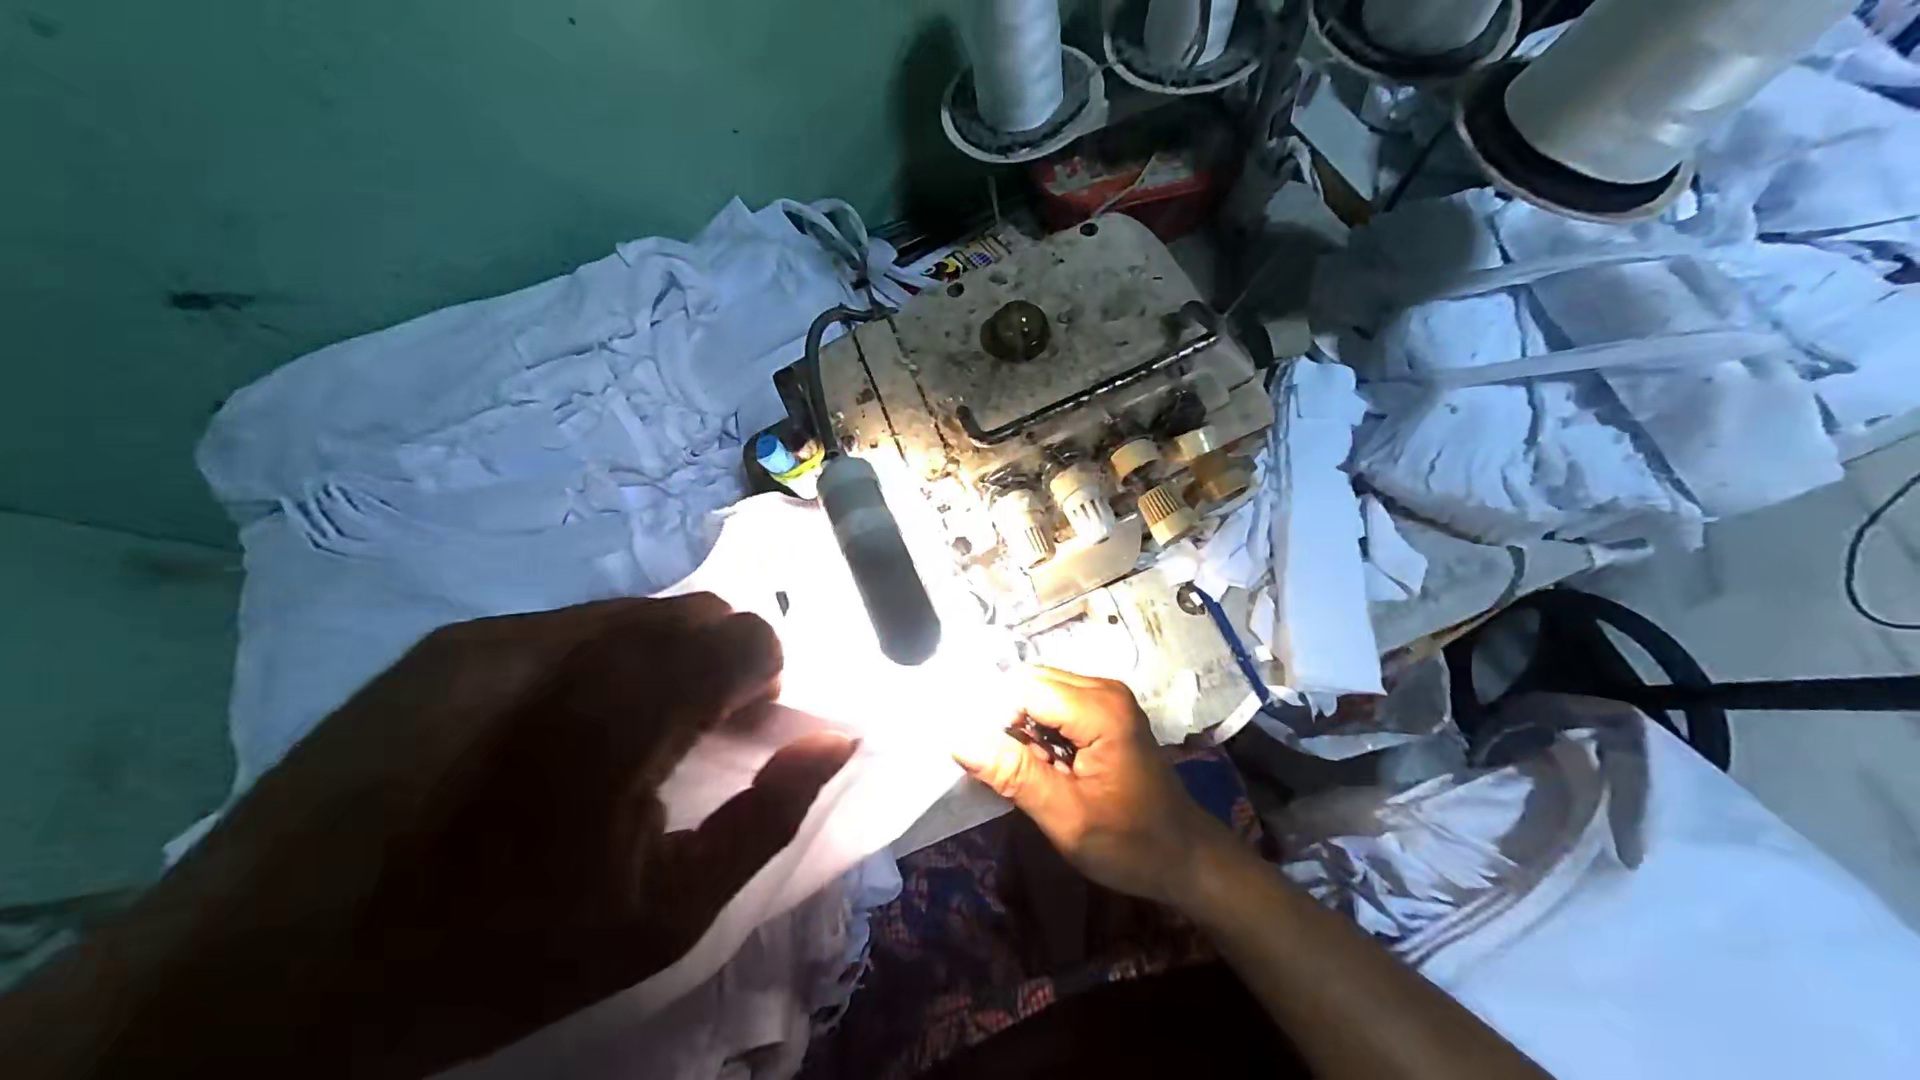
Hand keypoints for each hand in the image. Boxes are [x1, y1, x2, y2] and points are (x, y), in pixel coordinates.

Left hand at [7, 596, 853, 1078]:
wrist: (252, 981)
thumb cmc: (491, 955)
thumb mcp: (663, 916)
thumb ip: (769, 815)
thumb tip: (838, 735)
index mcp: (624, 711)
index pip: (744, 635)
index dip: (762, 677)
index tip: (741, 732)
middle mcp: (566, 645)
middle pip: (695, 611)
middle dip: (718, 662)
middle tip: (688, 737)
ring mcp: (497, 634)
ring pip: (633, 611)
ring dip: (657, 658)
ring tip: (617, 734)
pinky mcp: (447, 642)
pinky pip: (566, 625)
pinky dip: (594, 659)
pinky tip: (547, 729)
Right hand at [952, 666, 1235, 907]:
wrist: (1185, 857)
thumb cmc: (1131, 843)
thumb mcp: (1067, 818)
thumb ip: (1015, 776)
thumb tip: (959, 741)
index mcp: (1101, 709)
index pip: (1023, 689)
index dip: (995, 720)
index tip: (987, 762)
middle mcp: (1103, 689)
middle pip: (1030, 683)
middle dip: (1006, 721)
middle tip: (1006, 771)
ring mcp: (1106, 696)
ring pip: (1038, 691)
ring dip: (1021, 727)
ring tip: (1028, 771)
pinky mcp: (1104, 709)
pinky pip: (1054, 703)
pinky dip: (1038, 730)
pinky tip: (1044, 765)